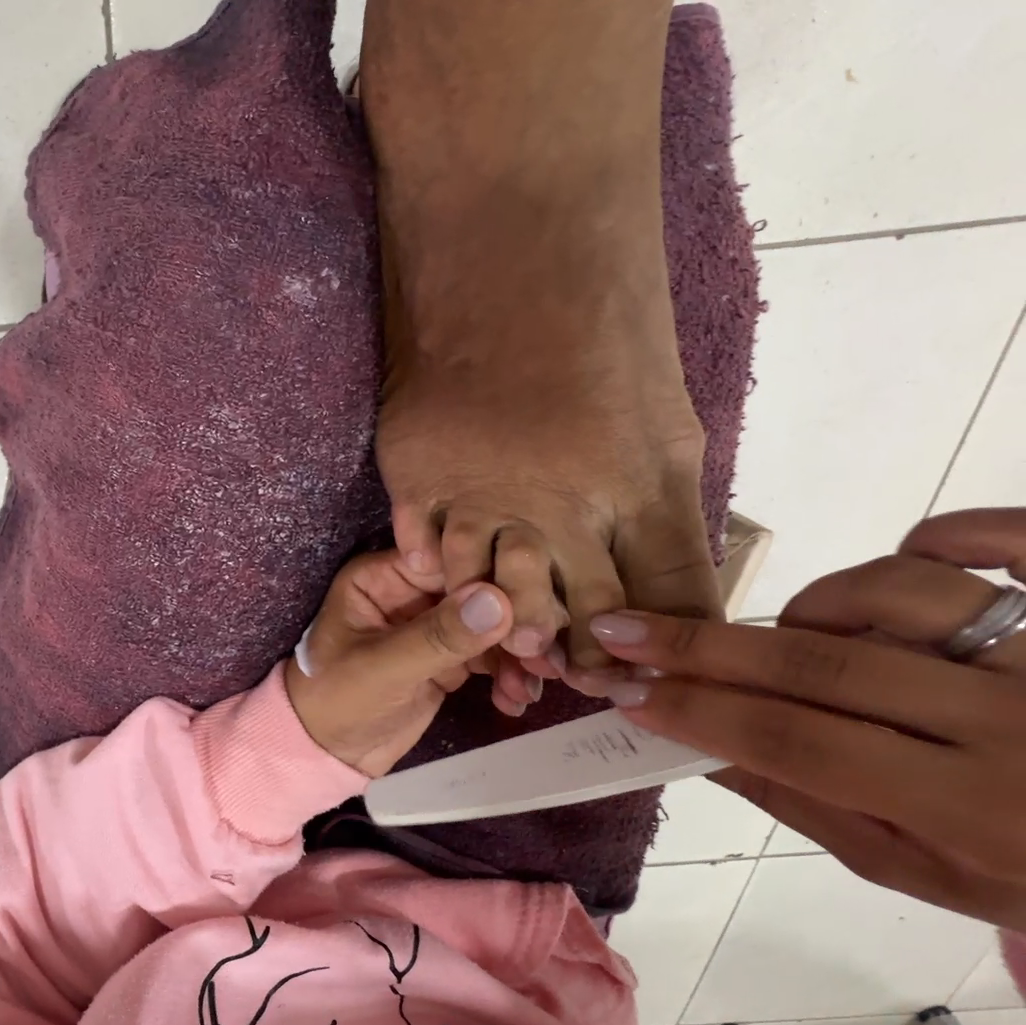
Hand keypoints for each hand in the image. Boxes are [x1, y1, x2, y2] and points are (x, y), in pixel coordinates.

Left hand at [286, 551, 513, 776]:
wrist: (325, 753)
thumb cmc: (335, 701)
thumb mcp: (383, 668)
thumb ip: (437, 636)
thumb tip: (498, 599)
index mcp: (380, 577)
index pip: (450, 560)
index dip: (495, 582)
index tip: (533, 612)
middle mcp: (409, 591)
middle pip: (480, 590)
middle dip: (517, 622)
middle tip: (545, 658)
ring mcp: (432, 623)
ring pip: (494, 625)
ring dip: (519, 655)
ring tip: (531, 687)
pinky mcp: (448, 656)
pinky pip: (492, 655)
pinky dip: (510, 675)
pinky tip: (517, 700)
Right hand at [376, 354, 721, 689]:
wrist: (510, 280)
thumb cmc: (605, 348)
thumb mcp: (669, 430)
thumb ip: (664, 513)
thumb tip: (660, 584)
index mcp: (637, 489)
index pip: (662, 597)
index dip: (655, 648)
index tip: (643, 680)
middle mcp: (556, 505)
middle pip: (571, 608)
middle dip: (578, 656)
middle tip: (574, 682)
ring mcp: (476, 490)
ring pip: (484, 588)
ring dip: (499, 626)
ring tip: (509, 650)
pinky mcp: (417, 473)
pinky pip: (420, 543)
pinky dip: (430, 571)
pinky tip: (438, 583)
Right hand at [587, 508, 1025, 931]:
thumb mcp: (919, 866)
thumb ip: (804, 801)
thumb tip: (687, 741)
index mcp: (973, 809)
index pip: (796, 745)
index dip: (697, 714)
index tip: (625, 692)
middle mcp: (1019, 726)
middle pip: (823, 667)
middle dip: (700, 647)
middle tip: (621, 628)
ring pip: (902, 593)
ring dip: (818, 604)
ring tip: (802, 630)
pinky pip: (1018, 541)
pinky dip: (956, 533)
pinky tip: (919, 549)